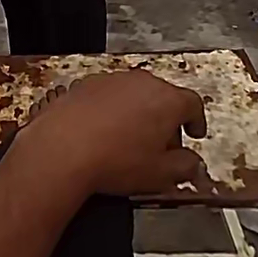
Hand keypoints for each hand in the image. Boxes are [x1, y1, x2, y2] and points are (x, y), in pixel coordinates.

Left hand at [5, 70, 206, 197]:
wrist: (61, 150)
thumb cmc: (113, 161)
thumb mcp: (160, 175)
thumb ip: (185, 167)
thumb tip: (192, 165)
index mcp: (167, 100)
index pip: (192, 104)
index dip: (196, 121)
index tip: (194, 133)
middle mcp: (142, 83)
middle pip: (163, 98)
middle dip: (166, 121)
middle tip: (162, 147)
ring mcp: (113, 81)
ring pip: (135, 95)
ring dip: (138, 115)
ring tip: (129, 144)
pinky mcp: (86, 85)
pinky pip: (108, 97)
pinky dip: (111, 112)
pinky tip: (104, 136)